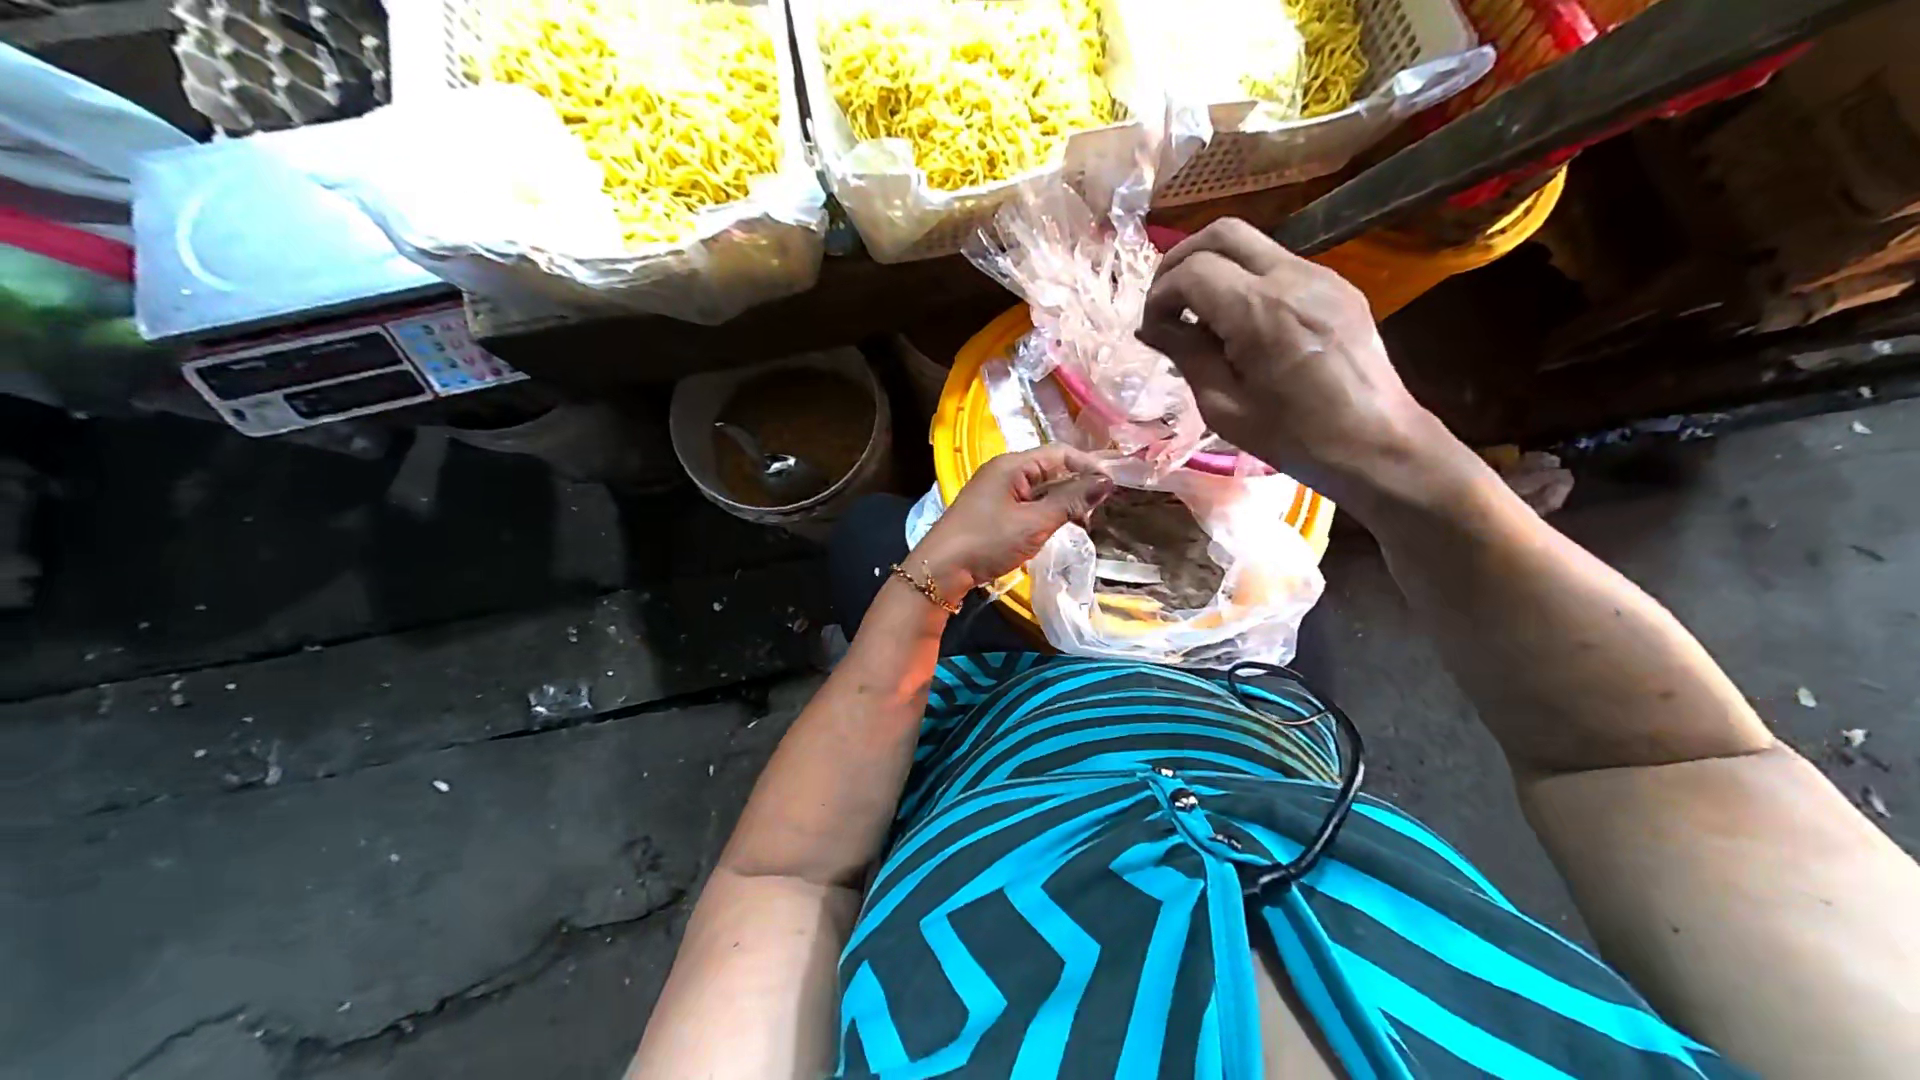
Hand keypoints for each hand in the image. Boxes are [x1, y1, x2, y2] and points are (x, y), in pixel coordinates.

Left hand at [911, 446, 1114, 599]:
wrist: (941, 569)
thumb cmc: (988, 541)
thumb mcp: (1034, 523)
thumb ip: (1071, 501)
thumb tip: (1106, 482)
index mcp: (1012, 465)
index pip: (1060, 453)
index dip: (1089, 466)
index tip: (1112, 487)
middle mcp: (1004, 471)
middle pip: (1051, 469)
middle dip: (1078, 486)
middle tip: (1097, 510)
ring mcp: (997, 491)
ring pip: (1041, 488)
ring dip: (1063, 502)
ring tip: (1083, 522)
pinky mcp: (994, 511)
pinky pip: (1028, 503)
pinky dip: (1047, 513)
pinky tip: (1058, 528)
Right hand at [1136, 218, 1450, 499]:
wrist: (1377, 445)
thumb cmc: (1293, 438)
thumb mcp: (1223, 406)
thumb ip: (1187, 355)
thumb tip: (1152, 327)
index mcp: (1260, 312)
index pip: (1192, 271)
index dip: (1160, 295)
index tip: (1153, 328)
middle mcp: (1292, 278)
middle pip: (1222, 233)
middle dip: (1182, 260)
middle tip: (1166, 301)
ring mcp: (1321, 276)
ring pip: (1252, 244)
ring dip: (1215, 268)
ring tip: (1200, 315)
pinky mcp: (1337, 287)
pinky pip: (1278, 265)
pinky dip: (1245, 280)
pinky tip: (1238, 323)